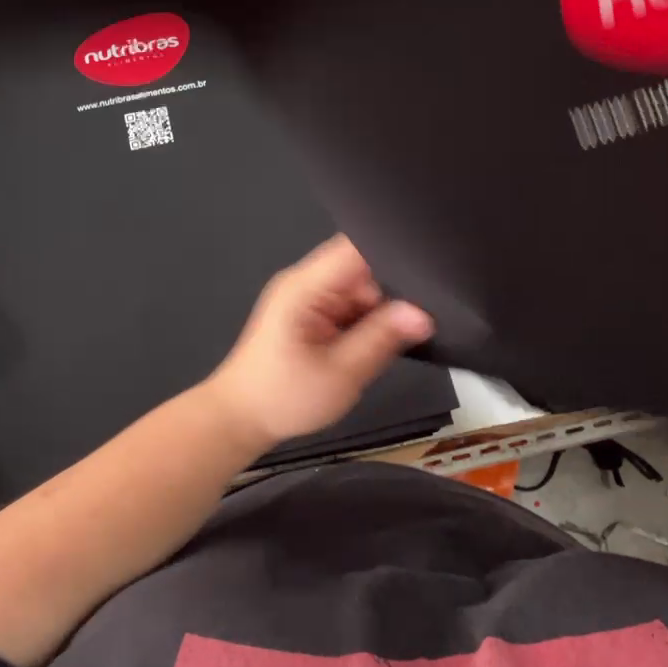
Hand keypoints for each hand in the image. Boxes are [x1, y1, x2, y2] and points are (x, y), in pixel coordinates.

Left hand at [201, 236, 434, 447]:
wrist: (240, 418)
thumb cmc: (283, 397)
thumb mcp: (341, 372)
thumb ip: (382, 338)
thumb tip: (422, 314)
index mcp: (305, 286)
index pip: (355, 248)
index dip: (393, 252)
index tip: (427, 270)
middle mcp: (305, 283)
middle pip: (362, 267)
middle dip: (393, 288)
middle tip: (425, 313)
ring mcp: (308, 299)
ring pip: (360, 289)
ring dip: (381, 309)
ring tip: (408, 329)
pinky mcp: (312, 315)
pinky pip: (350, 306)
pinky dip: (368, 321)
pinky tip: (385, 338)